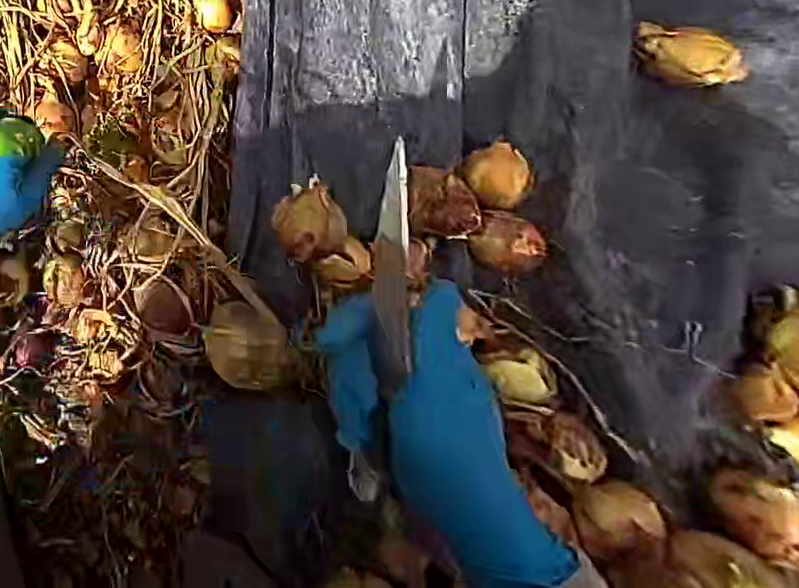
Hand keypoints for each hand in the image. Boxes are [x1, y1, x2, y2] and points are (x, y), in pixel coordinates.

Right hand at [316, 283, 576, 587]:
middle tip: (358, 406)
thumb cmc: (448, 440)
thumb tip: (442, 284)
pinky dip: (357, 422)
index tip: (333, 340)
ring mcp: (405, 393)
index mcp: (432, 345)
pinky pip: (361, 405)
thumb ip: (433, 328)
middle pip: (362, 344)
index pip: (386, 308)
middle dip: (352, 374)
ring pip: (356, 375)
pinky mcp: (394, 421)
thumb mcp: (440, 376)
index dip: (358, 317)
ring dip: (352, 403)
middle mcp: (418, 361)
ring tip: (361, 434)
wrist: (465, 514)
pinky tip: (361, 443)